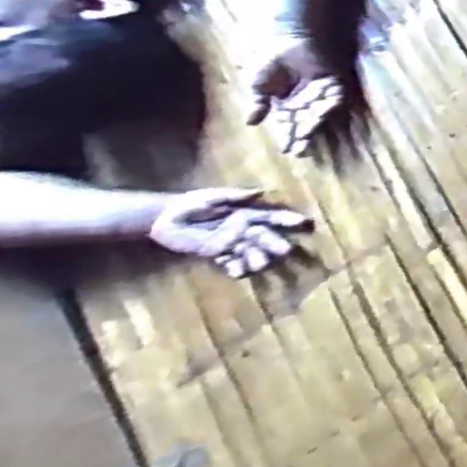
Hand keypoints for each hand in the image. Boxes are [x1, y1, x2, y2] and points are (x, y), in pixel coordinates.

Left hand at [149, 188, 311, 277]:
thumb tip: (260, 191)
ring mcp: (229, 243)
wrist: (163, 219)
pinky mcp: (215, 253)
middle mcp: (243, 229)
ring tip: (261, 265)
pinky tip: (239, 274)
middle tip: (286, 250)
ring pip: (250, 251)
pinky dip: (236, 268)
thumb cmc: (191, 204)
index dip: (287, 219)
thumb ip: (233, 196)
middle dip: (275, 243)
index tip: (304, 223)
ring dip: (257, 258)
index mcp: (247, 213)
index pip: (272, 217)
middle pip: (264, 237)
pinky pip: (229, 262)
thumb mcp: (211, 197)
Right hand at [247, 34, 345, 156]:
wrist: (292, 43)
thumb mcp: (260, 86)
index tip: (287, 151)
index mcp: (289, 107)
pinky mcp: (335, 82)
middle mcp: (308, 104)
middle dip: (304, 136)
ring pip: (321, 113)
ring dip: (315, 123)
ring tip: (307, 134)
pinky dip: (330, 104)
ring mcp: (322, 94)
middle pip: (307, 123)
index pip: (290, 126)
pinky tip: (323, 112)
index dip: (289, 138)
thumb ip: (258, 103)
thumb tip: (251, 123)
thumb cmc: (276, 64)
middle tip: (302, 151)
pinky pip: (335, 96)